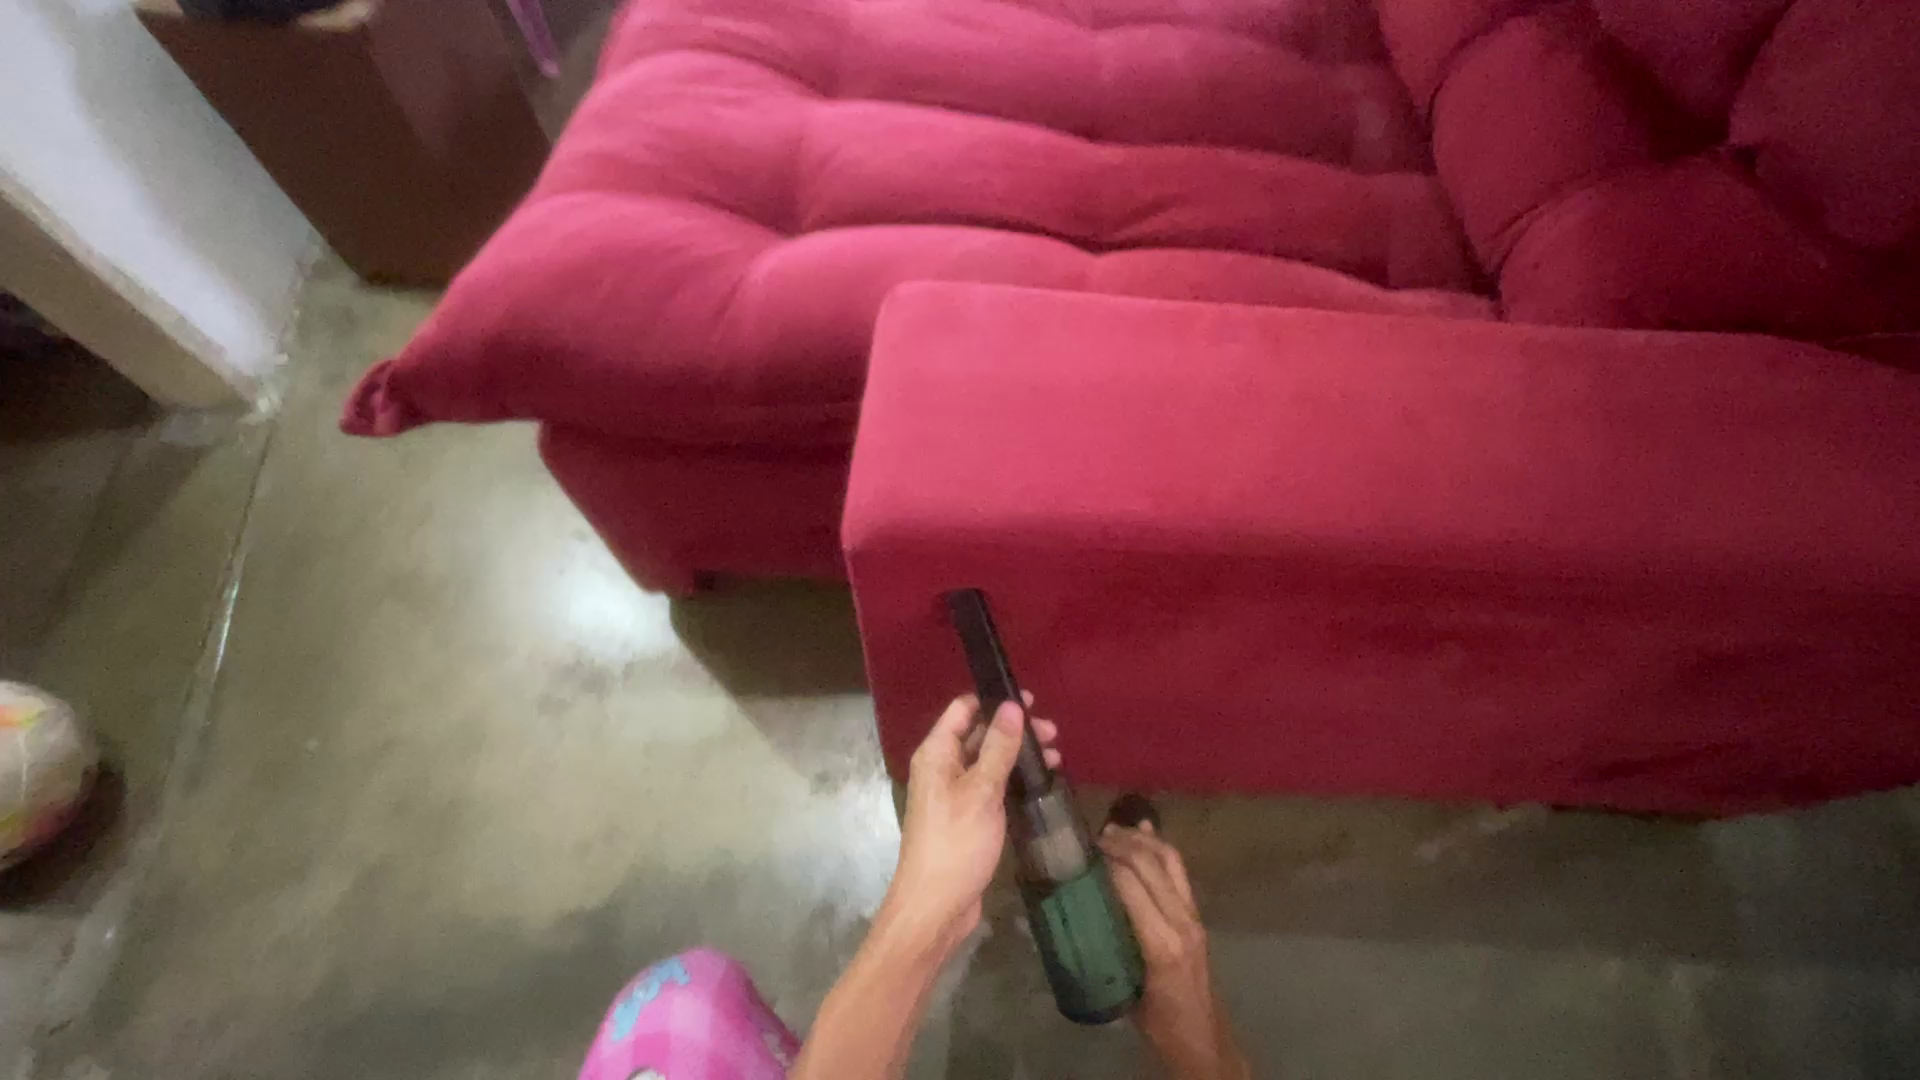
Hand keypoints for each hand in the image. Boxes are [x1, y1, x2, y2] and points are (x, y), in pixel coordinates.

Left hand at [881, 694, 1059, 949]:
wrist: (936, 906)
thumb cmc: (956, 842)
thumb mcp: (982, 791)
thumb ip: (998, 747)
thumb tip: (1012, 706)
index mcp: (936, 753)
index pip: (963, 709)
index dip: (993, 700)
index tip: (1029, 702)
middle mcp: (942, 767)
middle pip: (979, 734)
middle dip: (1014, 729)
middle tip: (1052, 733)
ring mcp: (955, 793)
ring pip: (988, 760)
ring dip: (1018, 755)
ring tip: (1055, 756)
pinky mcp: (967, 816)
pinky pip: (991, 785)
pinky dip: (1013, 779)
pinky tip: (1040, 782)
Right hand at [1101, 822, 1250, 1079]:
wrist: (1204, 1042)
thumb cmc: (1158, 1022)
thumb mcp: (1124, 987)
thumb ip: (1108, 946)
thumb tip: (1078, 909)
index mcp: (1161, 943)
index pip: (1131, 884)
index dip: (1107, 861)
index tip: (1083, 850)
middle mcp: (1181, 921)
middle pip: (1151, 864)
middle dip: (1122, 843)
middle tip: (1094, 837)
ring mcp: (1193, 916)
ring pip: (1170, 860)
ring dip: (1142, 840)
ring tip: (1116, 830)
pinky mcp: (1197, 916)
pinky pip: (1179, 871)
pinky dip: (1160, 847)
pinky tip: (1145, 833)